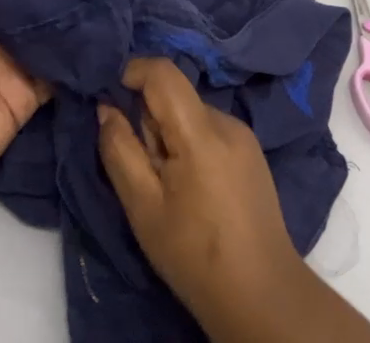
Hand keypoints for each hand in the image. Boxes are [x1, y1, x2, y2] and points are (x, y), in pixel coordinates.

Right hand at [99, 58, 369, 341]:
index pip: (163, 72)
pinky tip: (191, 191)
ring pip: (189, 115)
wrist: (263, 296)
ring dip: (168, 136)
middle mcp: (228, 124)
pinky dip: (189, 146)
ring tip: (167, 187)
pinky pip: (208, 131)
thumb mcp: (142, 206)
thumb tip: (106, 108)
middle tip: (143, 169)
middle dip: (148, 120)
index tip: (109, 102)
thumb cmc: (195, 255)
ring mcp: (245, 138)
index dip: (130, 73)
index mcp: (202, 133)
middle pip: (174, 97)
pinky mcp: (252, 154)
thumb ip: (119, 149)